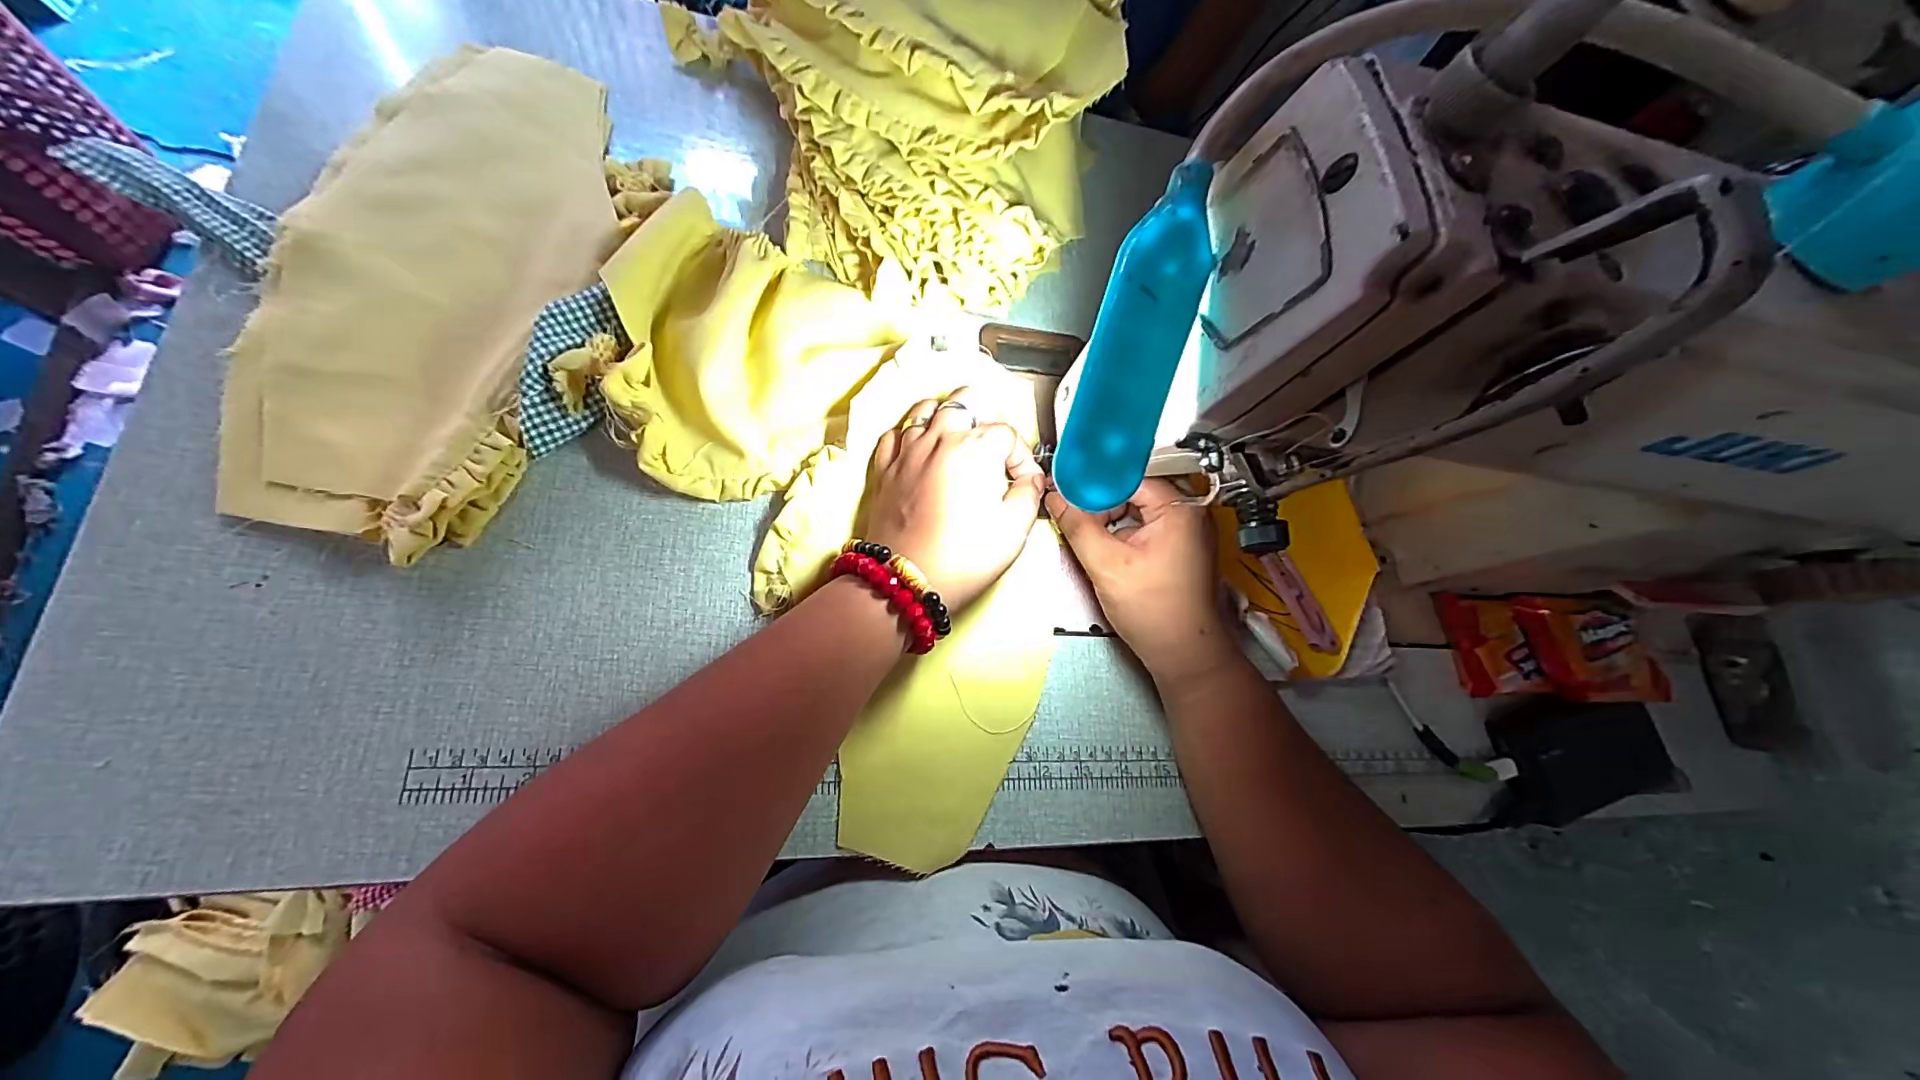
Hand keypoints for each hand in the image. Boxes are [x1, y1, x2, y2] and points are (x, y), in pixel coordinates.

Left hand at [863, 390, 1045, 611]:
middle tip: (991, 439)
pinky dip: (908, 432)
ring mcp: (907, 452)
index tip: (1023, 481)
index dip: (1020, 456)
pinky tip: (917, 444)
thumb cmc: (960, 558)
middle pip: (963, 403)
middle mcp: (939, 441)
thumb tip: (1031, 481)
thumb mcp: (1014, 530)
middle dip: (983, 415)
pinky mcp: (885, 469)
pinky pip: (894, 434)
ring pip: (924, 409)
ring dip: (944, 413)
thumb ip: (1029, 495)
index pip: (1006, 432)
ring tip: (955, 428)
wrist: (907, 580)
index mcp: (975, 449)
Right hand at [1046, 479, 1233, 687]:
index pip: (1126, 477)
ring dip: (1107, 521)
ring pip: (1133, 510)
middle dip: (1098, 504)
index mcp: (1179, 509)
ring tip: (1092, 541)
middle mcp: (1188, 514)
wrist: (1183, 652)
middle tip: (1073, 516)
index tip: (1066, 484)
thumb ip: (1077, 525)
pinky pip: (1141, 528)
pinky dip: (1120, 535)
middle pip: (1129, 492)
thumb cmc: (1161, 614)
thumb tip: (1057, 499)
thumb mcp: (1106, 564)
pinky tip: (1106, 551)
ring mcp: (1184, 532)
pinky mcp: (1177, 548)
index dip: (1092, 482)